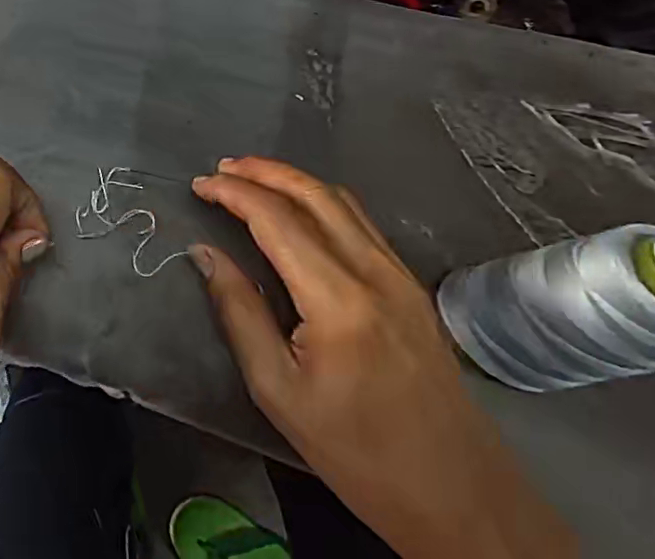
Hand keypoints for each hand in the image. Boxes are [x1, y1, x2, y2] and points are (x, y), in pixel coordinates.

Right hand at [191, 158, 573, 558]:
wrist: (454, 488)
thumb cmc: (356, 452)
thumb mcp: (279, 391)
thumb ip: (240, 312)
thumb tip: (206, 252)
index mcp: (338, 299)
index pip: (277, 221)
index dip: (235, 194)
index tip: (200, 184)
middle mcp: (373, 269)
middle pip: (313, 194)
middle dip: (264, 171)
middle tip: (222, 167)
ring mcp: (399, 271)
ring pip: (341, 201)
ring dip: (293, 180)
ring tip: (252, 177)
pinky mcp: (410, 281)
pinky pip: (361, 221)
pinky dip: (322, 200)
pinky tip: (300, 209)